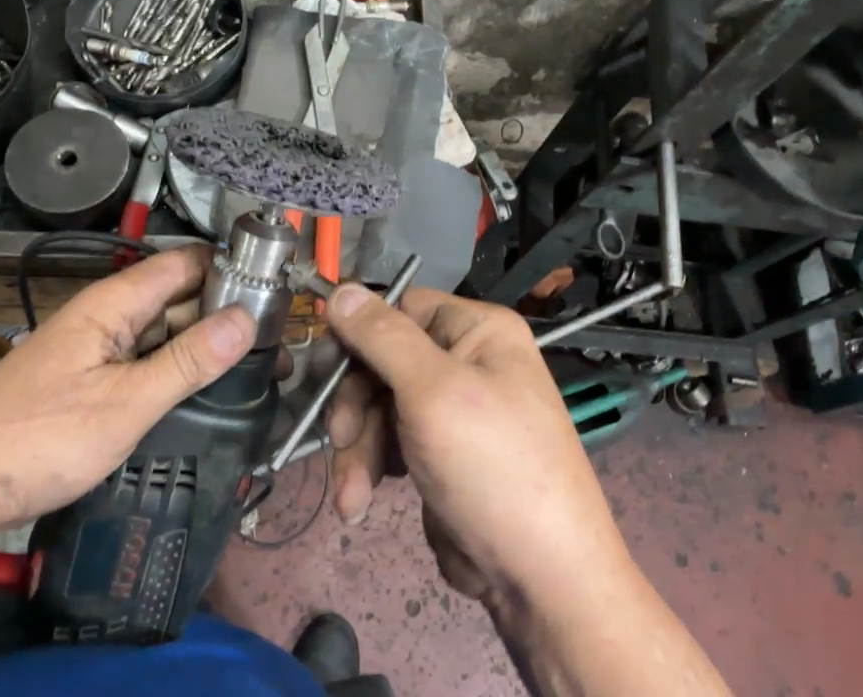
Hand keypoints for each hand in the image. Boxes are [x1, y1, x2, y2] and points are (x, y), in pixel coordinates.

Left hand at [0, 246, 254, 532]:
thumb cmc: (39, 441)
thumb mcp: (125, 404)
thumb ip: (188, 362)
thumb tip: (246, 319)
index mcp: (113, 304)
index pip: (186, 263)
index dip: (232, 270)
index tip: (278, 294)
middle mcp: (107, 315)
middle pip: (179, 297)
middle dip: (227, 314)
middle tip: (279, 346)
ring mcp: (97, 348)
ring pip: (164, 332)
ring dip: (205, 345)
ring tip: (258, 370)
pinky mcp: (90, 378)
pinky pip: (145, 360)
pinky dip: (177, 370)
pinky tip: (207, 392)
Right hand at [322, 286, 630, 603]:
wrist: (539, 574)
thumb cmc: (491, 466)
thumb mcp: (433, 391)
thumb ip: (382, 337)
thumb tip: (340, 287)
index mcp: (478, 331)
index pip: (401, 309)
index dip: (359, 334)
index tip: (324, 366)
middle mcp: (467, 362)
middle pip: (382, 361)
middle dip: (355, 406)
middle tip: (337, 438)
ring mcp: (453, 411)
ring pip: (378, 406)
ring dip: (357, 448)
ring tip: (352, 493)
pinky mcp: (439, 454)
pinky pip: (389, 443)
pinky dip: (370, 469)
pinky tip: (360, 501)